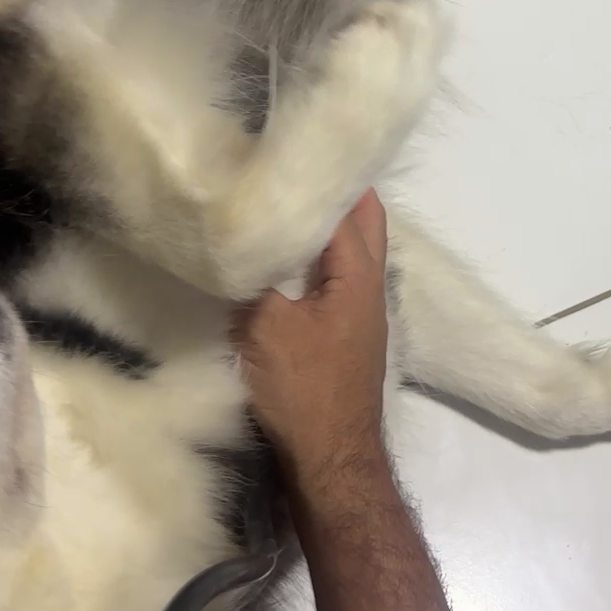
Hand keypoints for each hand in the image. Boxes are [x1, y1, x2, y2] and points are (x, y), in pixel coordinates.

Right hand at [233, 191, 390, 474]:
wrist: (331, 459)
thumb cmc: (305, 389)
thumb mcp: (267, 329)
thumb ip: (256, 280)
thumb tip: (240, 242)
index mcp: (360, 274)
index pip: (349, 209)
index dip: (326, 179)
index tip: (296, 151)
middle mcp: (371, 284)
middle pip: (365, 223)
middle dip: (339, 194)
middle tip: (299, 170)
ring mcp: (362, 308)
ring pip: (353, 250)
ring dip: (329, 227)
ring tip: (289, 206)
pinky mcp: (347, 330)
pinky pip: (338, 277)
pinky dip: (320, 259)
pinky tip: (288, 261)